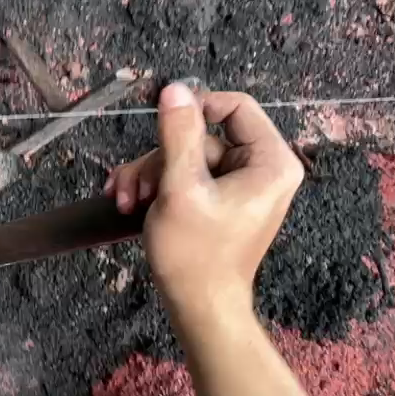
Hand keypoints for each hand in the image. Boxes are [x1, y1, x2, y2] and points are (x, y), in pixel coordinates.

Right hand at [103, 83, 301, 320]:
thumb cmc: (195, 253)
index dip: (194, 108)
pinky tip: (129, 203)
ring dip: (147, 175)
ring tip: (125, 200)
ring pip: (182, 157)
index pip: (235, 107)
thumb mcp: (180, 187)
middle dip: (157, 159)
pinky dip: (155, 187)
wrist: (197, 307)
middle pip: (198, 136)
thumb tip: (174, 89)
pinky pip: (183, 176)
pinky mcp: (217, 200)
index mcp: (270, 162)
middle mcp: (260, 169)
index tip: (158, 124)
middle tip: (132, 188)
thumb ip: (178, 134)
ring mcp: (237, 186)